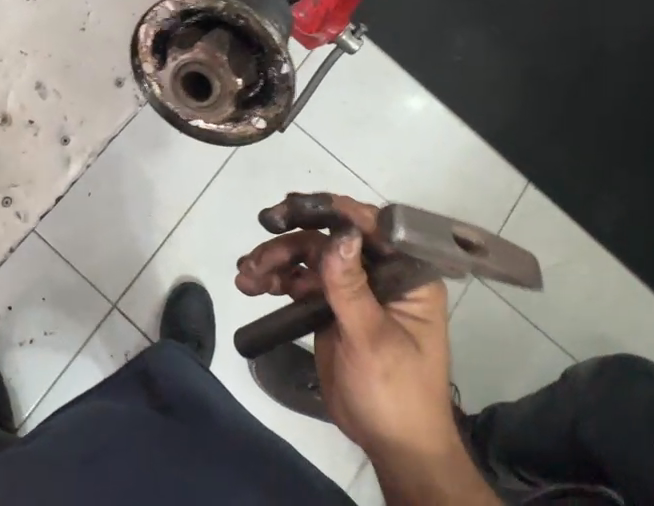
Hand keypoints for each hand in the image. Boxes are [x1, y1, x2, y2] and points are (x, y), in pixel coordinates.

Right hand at [234, 194, 459, 460]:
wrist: (392, 446)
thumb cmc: (397, 393)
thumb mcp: (374, 340)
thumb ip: (351, 288)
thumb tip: (339, 234)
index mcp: (407, 274)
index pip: (373, 228)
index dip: (334, 212)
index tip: (293, 206)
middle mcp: (381, 274)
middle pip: (332, 239)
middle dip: (292, 240)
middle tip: (259, 245)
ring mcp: (354, 290)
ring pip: (310, 258)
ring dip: (276, 260)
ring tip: (247, 276)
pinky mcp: (331, 308)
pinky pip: (300, 281)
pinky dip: (276, 279)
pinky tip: (252, 285)